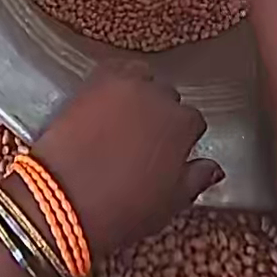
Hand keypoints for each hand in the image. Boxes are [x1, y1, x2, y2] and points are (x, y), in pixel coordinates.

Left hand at [28, 61, 222, 256]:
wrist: (64, 197)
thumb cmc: (121, 207)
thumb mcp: (170, 203)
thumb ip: (195, 178)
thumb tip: (212, 168)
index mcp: (181, 124)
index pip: (193, 120)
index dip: (182, 138)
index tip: (171, 151)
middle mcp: (157, 96)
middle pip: (168, 96)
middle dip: (161, 114)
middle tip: (145, 139)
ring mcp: (124, 84)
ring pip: (142, 77)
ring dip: (140, 92)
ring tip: (126, 116)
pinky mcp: (93, 80)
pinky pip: (114, 69)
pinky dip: (115, 80)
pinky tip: (107, 101)